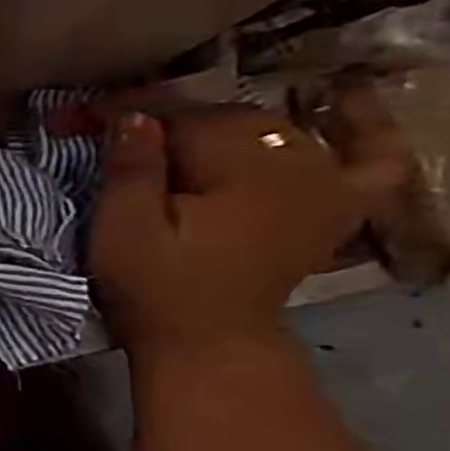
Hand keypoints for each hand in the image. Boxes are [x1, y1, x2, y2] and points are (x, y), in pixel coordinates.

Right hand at [90, 105, 366, 351]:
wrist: (205, 340)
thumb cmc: (152, 285)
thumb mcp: (122, 227)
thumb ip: (131, 167)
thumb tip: (132, 115)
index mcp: (245, 172)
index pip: (182, 117)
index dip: (127, 110)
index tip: (78, 111)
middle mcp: (300, 167)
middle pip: (226, 117)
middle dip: (166, 115)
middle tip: (108, 124)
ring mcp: (328, 185)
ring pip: (274, 128)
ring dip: (220, 123)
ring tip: (170, 132)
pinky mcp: (335, 205)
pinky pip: (371, 156)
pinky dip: (359, 130)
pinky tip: (339, 112)